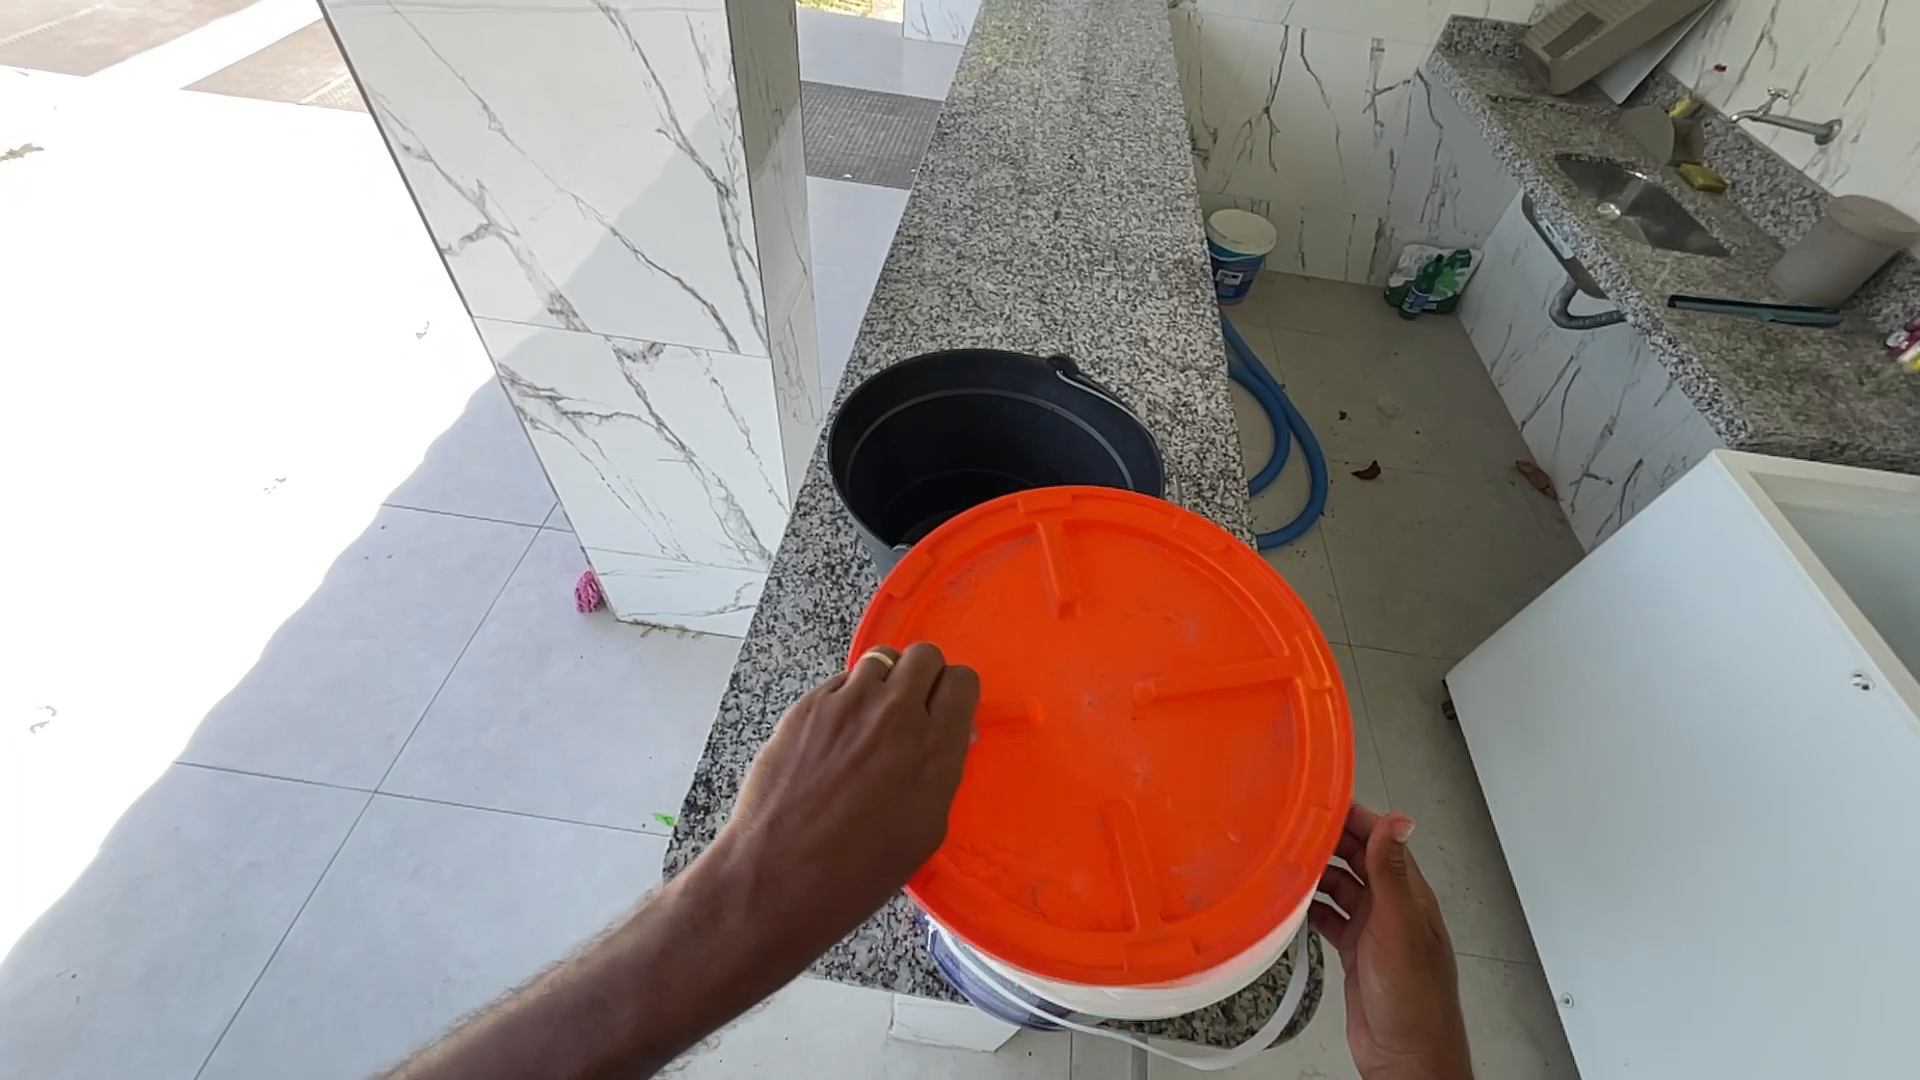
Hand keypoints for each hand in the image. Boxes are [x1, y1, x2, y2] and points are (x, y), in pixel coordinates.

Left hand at [722, 643, 979, 949]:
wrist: (780, 875)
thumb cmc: (861, 870)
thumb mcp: (927, 828)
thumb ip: (943, 769)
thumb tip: (948, 735)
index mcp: (934, 748)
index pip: (962, 681)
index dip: (955, 692)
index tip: (946, 709)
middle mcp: (896, 713)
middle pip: (925, 655)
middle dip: (924, 676)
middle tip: (912, 706)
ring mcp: (849, 703)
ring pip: (882, 658)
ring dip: (884, 681)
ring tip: (870, 716)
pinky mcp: (810, 705)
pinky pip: (842, 681)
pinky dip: (846, 697)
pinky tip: (835, 733)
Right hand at [1310, 803, 1472, 1079]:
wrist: (1406, 1059)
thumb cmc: (1411, 998)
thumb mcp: (1397, 926)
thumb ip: (1392, 872)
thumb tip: (1400, 819)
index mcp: (1408, 895)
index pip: (1379, 841)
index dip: (1352, 818)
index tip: (1319, 800)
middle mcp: (1390, 906)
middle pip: (1355, 860)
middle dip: (1325, 842)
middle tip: (1288, 827)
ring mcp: (1371, 928)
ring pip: (1338, 886)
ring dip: (1314, 873)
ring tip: (1283, 860)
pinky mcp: (1353, 949)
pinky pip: (1327, 915)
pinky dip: (1309, 906)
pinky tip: (1290, 902)